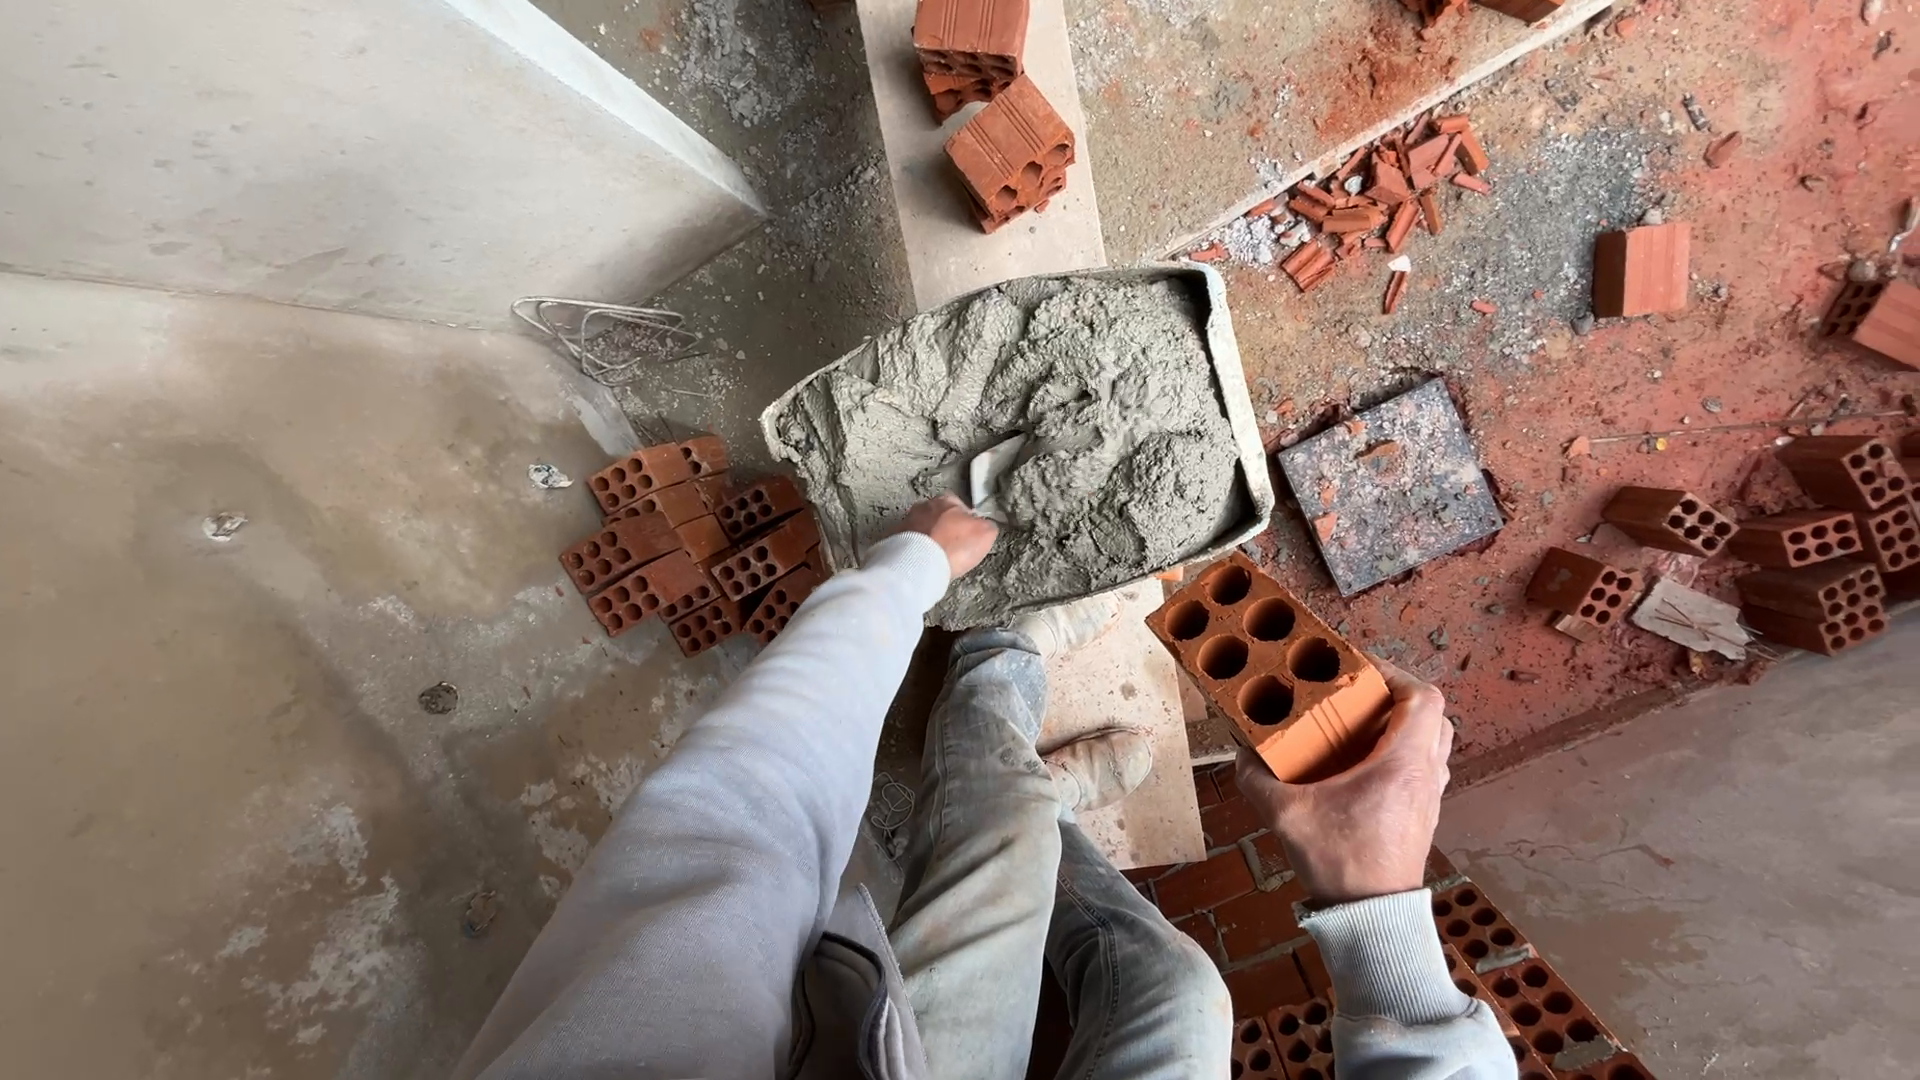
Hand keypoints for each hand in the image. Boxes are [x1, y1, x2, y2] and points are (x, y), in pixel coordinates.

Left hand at [899, 495, 997, 578]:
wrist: (918, 563)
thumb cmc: (953, 546)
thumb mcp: (985, 534)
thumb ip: (987, 525)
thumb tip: (985, 525)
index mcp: (946, 500)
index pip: (959, 505)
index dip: (966, 521)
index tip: (968, 536)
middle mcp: (923, 506)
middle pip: (937, 515)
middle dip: (943, 528)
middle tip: (951, 547)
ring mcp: (905, 522)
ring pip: (920, 528)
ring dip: (927, 539)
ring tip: (935, 558)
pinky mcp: (891, 539)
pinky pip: (906, 543)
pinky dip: (912, 550)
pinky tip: (919, 562)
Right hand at [1235, 660, 1451, 904]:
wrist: (1372, 916)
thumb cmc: (1339, 861)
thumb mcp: (1285, 814)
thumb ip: (1256, 778)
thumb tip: (1242, 753)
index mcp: (1402, 765)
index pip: (1423, 699)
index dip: (1395, 672)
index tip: (1358, 667)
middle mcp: (1424, 775)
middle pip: (1432, 715)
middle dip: (1397, 694)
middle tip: (1356, 691)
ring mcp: (1429, 797)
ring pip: (1431, 741)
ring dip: (1402, 723)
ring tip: (1358, 721)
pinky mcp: (1422, 814)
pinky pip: (1422, 766)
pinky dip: (1399, 750)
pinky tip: (1360, 761)